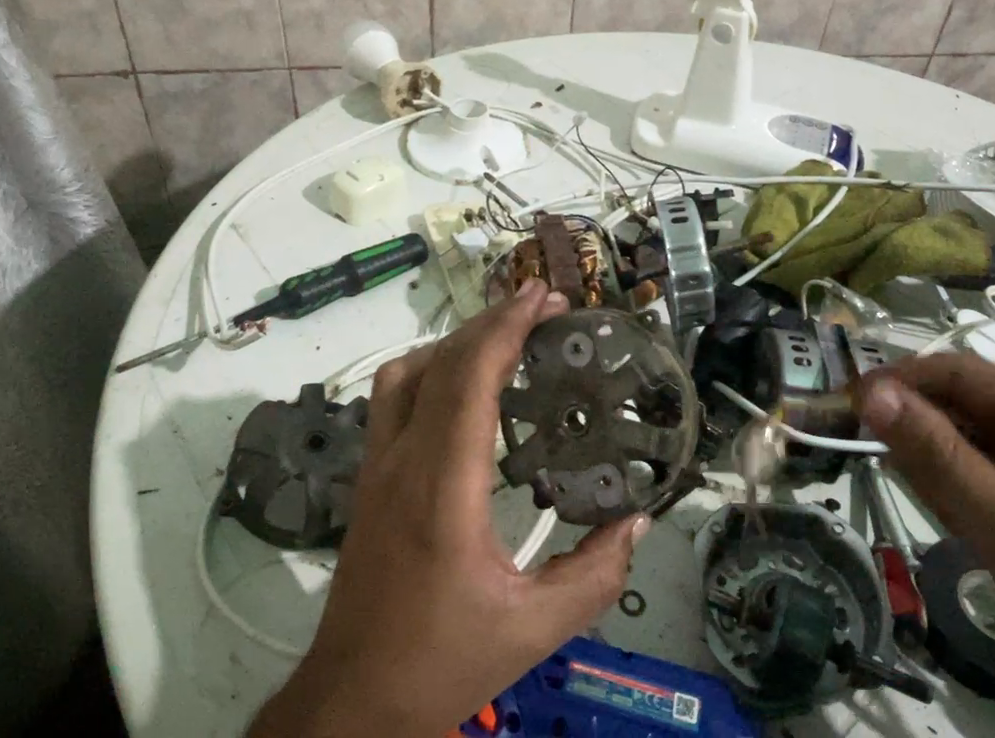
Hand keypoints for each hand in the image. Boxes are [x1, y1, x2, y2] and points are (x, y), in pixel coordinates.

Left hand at [249, 281, 650, 737]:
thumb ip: (594, 574)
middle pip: (439, 363)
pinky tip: (461, 388)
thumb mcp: (534, 627)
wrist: (356, 697)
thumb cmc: (443, 660)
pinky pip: (393, 400)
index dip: (507, 328)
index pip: (469, 378)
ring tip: (505, 339)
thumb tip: (638, 521)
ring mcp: (376, 468)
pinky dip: (430, 370)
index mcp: (443, 488)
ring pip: (404, 374)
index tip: (545, 296)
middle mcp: (402, 462)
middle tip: (544, 308)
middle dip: (492, 323)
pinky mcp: (367, 481)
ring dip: (454, 343)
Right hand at [859, 355, 994, 737]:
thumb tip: (870, 392)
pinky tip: (968, 526)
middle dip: (922, 431)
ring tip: (943, 514)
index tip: (844, 404)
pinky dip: (973, 490)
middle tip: (878, 466)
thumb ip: (933, 453)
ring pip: (983, 443)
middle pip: (971, 406)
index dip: (898, 381)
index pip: (961, 372)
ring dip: (946, 467)